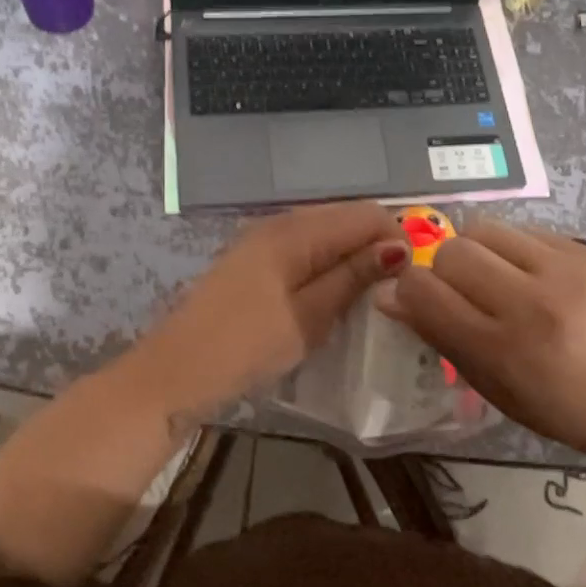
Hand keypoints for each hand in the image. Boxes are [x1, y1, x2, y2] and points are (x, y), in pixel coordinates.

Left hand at [145, 202, 408, 406]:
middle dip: (376, 247)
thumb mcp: (308, 317)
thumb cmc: (245, 347)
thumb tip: (398, 247)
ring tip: (366, 299)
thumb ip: (352, 278)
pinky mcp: (253, 261)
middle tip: (392, 293)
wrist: (176, 372)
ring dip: (351, 258)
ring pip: (326, 234)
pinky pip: (304, 249)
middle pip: (345, 218)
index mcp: (296, 231)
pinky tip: (332, 297)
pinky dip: (325, 266)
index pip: (366, 214)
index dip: (396, 241)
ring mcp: (263, 240)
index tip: (410, 283)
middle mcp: (280, 223)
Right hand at [378, 221, 585, 457]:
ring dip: (476, 252)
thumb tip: (389, 295)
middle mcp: (531, 301)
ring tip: (493, 278)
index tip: (415, 299)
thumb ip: (441, 337)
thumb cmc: (560, 407)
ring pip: (485, 229)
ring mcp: (563, 270)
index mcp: (503, 348)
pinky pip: (525, 231)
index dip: (407, 291)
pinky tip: (529, 276)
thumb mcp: (493, 388)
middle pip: (452, 251)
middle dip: (443, 270)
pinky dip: (513, 250)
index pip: (425, 292)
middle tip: (462, 293)